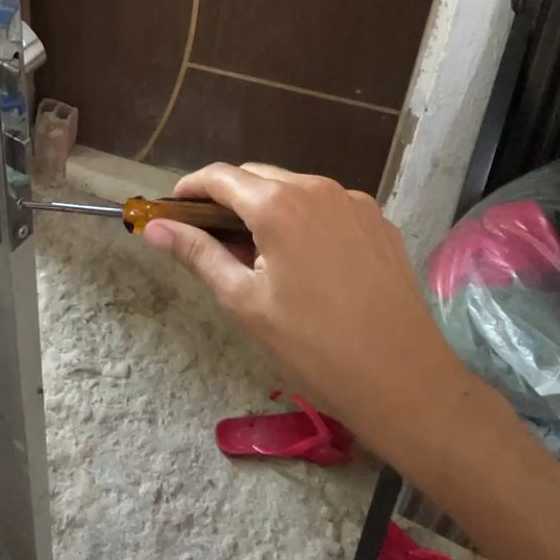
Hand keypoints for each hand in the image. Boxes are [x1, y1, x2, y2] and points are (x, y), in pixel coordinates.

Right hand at [142, 164, 467, 441]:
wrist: (405, 382)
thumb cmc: (313, 347)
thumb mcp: (243, 302)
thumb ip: (197, 254)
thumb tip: (153, 228)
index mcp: (279, 205)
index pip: (220, 176)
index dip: (190, 188)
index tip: (172, 209)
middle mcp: (318, 189)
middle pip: (257, 177)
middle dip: (227, 198)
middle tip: (208, 237)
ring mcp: (354, 203)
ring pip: (294, 189)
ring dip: (266, 207)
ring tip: (257, 253)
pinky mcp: (379, 223)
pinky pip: (327, 206)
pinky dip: (303, 219)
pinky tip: (304, 260)